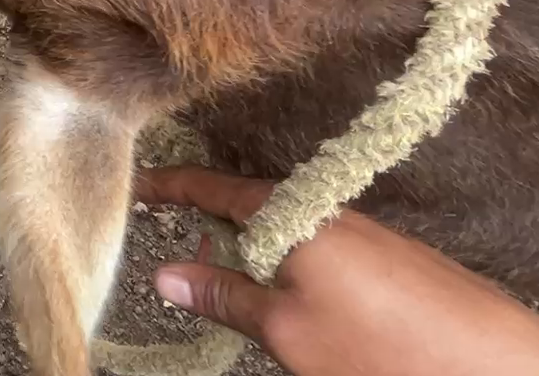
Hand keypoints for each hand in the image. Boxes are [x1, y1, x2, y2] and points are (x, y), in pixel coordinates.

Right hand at [139, 166, 538, 375]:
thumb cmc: (389, 353)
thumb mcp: (289, 332)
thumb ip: (223, 296)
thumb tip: (163, 277)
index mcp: (290, 214)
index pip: (206, 185)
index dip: (163, 186)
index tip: (130, 186)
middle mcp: (327, 210)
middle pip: (248, 210)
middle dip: (216, 236)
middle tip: (196, 272)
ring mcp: (372, 233)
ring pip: (291, 234)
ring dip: (263, 259)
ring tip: (262, 303)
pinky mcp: (408, 263)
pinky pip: (332, 252)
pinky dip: (304, 270)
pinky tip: (318, 311)